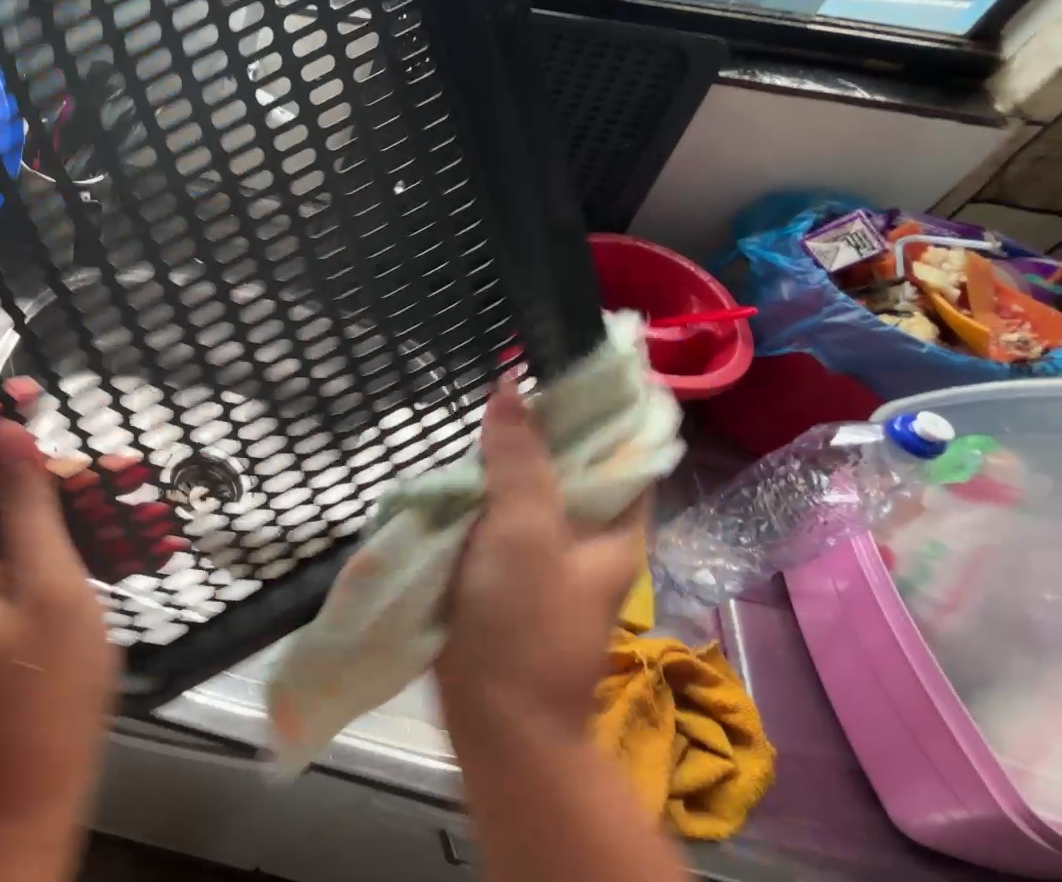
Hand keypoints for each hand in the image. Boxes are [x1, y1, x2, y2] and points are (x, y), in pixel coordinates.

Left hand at [0, 405, 120, 834]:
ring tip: (144, 502)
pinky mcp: (4, 614)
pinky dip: (79, 547)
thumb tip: (3, 431)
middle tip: (117, 466)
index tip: (29, 395)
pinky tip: (137, 544)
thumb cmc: (46, 688)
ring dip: (81, 510)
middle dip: (57, 473)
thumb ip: (27, 505)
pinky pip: (37, 561)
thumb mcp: (48, 584)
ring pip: (25, 525)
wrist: (39, 788)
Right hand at [436, 376, 650, 750]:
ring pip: (523, 487)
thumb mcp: (525, 532)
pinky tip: (448, 466)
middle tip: (501, 377)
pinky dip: (473, 489)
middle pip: (568, 464)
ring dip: (499, 457)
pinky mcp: (498, 567)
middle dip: (538, 425)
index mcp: (615, 526)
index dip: (603, 407)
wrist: (492, 710)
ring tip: (469, 410)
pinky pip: (490, 514)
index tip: (564, 362)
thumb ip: (517, 460)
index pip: (624, 450)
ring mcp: (538, 551)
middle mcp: (583, 533)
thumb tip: (511, 384)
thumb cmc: (523, 620)